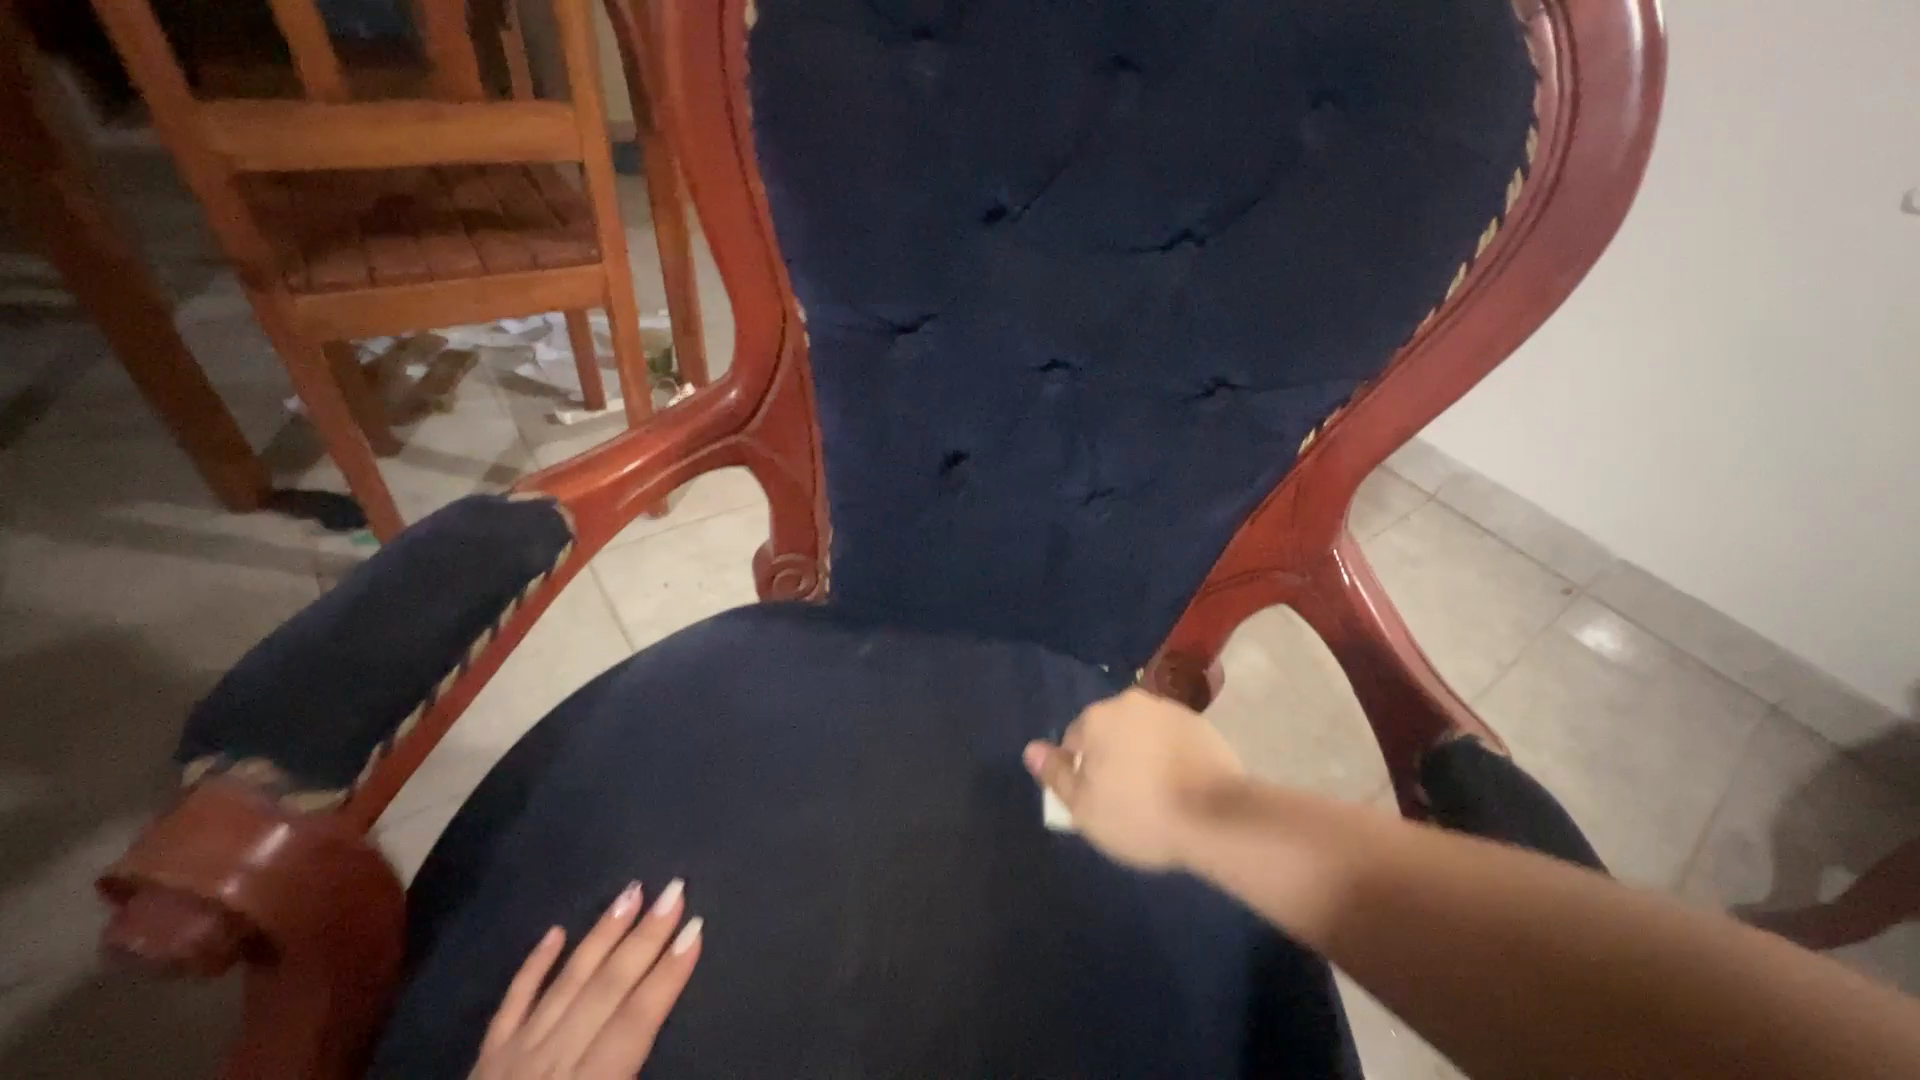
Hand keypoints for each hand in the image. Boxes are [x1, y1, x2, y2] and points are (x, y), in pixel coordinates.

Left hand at [471, 879, 703, 1078]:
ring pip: (564, 984)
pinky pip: (511, 1004)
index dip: (667, 978)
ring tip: (631, 892)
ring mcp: (510, 1060)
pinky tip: (554, 932)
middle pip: (605, 992)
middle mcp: (548, 1067)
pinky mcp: (483, 1062)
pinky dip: (533, 966)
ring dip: (601, 936)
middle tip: (675, 890)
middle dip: (645, 939)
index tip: (696, 930)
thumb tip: (654, 1047)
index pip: (633, 1025)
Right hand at [1023, 688, 1244, 870]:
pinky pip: (1173, 740)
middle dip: (1113, 759)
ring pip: (1143, 734)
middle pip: (1110, 732)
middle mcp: (1131, 702)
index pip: (1075, 741)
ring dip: (1143, 756)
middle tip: (1125, 801)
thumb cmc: (1139, 815)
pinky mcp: (1202, 725)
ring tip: (1157, 797)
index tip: (1099, 803)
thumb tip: (1032, 749)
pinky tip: (1181, 789)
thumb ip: (1056, 775)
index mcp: (1097, 717)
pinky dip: (1171, 758)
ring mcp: (1170, 711)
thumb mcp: (1084, 808)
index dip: (1082, 774)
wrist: (1217, 817)